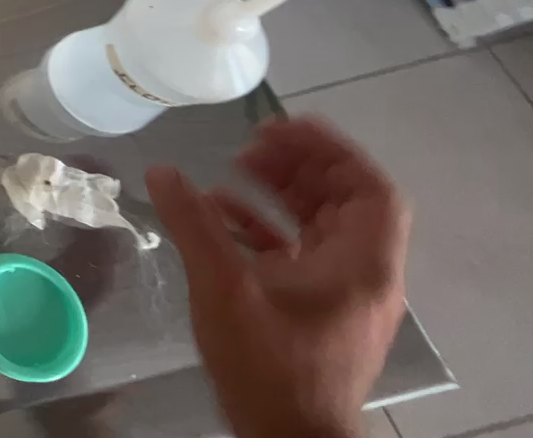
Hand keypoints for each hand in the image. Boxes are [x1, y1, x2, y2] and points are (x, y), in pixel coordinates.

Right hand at [148, 116, 410, 437]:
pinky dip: (264, 223)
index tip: (285, 125)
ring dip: (282, 191)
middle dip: (301, 166)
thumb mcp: (224, 286)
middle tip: (251, 141)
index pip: (370, 193)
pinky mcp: (314, 308)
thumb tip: (161, 170)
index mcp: (359, 266)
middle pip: (346, 203)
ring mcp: (339, 294)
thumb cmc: (268, 361)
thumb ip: (194, 224)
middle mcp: (360, 275)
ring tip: (234, 167)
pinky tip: (220, 213)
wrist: (287, 436)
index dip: (332, 152)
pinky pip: (298, 250)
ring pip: (321, 225)